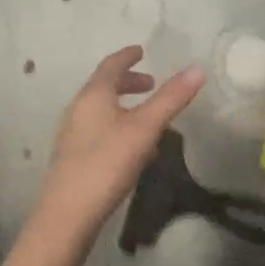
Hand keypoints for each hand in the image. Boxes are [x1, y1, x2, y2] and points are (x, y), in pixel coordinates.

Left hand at [35, 46, 204, 234]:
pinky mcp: (73, 158)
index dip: (127, 56)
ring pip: (101, 110)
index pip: (111, 65)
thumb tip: (197, 68)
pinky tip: (134, 152)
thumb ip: (171, 99)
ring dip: (124, 107)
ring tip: (149, 119)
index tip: (141, 50)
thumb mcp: (145, 129)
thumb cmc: (106, 163)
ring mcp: (72, 134)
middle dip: (128, 82)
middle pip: (104, 87)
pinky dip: (118, 127)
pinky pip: (99, 131)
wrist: (67, 214)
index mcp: (93, 95)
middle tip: (151, 85)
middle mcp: (79, 109)